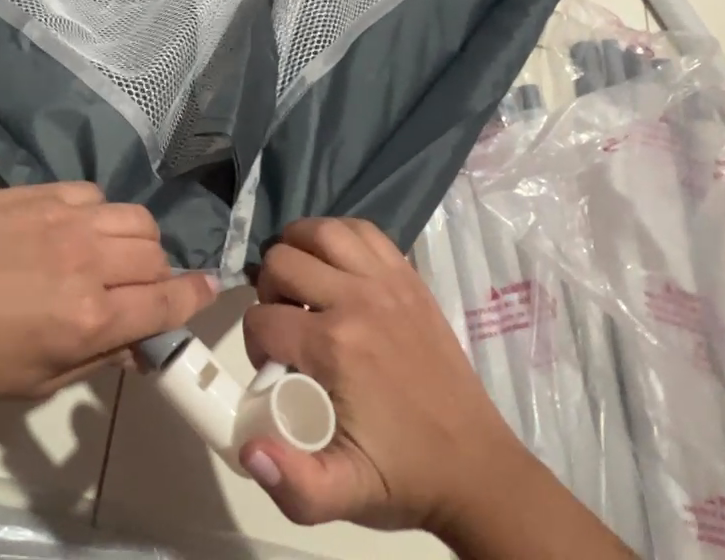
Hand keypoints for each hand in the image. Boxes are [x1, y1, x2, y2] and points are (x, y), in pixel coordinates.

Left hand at [0, 183, 215, 398]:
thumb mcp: (31, 382)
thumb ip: (95, 358)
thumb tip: (137, 340)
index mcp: (89, 320)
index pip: (169, 302)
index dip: (195, 298)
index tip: (206, 291)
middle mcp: (88, 263)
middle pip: (156, 256)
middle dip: (158, 277)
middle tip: (134, 291)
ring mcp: (62, 220)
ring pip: (134, 218)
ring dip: (135, 241)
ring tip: (109, 256)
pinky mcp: (35, 192)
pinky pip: (92, 194)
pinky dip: (96, 214)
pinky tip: (72, 229)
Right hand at [237, 218, 525, 533]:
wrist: (475, 470)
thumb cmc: (403, 478)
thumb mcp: (342, 495)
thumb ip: (293, 483)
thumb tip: (248, 450)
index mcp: (337, 347)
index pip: (261, 319)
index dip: (255, 346)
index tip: (275, 372)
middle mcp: (360, 301)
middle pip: (282, 261)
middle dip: (268, 291)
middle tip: (284, 328)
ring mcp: (389, 282)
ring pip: (321, 231)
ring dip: (298, 251)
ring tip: (301, 288)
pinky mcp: (411, 278)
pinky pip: (363, 231)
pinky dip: (338, 239)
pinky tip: (335, 270)